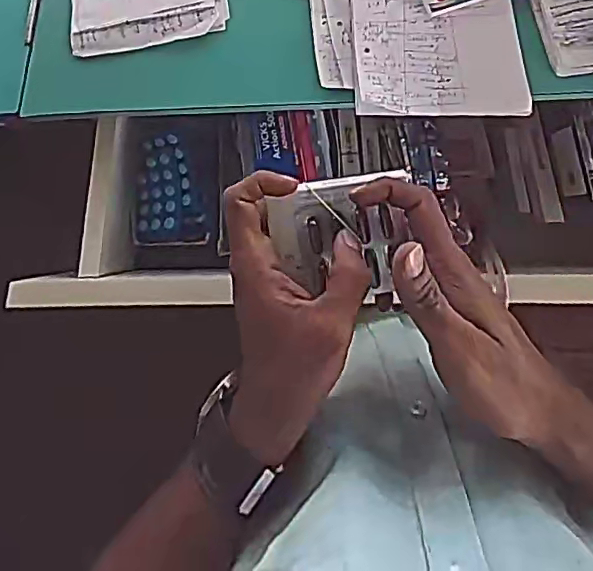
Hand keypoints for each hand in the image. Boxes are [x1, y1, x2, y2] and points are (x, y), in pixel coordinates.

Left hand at [222, 171, 371, 463]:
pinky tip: (345, 267)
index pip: (240, 201)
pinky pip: (298, 255)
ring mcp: (267, 276)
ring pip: (287, 233)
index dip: (264, 181)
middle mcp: (256, 265)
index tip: (295, 186)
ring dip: (317, 231)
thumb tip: (352, 244)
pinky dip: (321, 253)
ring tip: (346, 239)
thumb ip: (346, 277)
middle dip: (305, 207)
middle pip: (270, 211)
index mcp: (254, 266)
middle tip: (335, 212)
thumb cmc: (287, 377)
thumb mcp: (329, 325)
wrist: (273, 411)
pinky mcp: (281, 288)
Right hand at [352, 177, 581, 452]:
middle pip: (416, 216)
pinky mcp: (450, 303)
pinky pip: (416, 268)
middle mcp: (454, 271)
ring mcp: (453, 286)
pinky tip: (378, 275)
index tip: (360, 196)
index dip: (390, 190)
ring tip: (353, 240)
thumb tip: (404, 249)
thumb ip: (428, 298)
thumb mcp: (460, 346)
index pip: (423, 207)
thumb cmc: (507, 387)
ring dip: (384, 231)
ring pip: (414, 240)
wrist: (541, 412)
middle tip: (347, 216)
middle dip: (381, 205)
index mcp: (456, 271)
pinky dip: (392, 260)